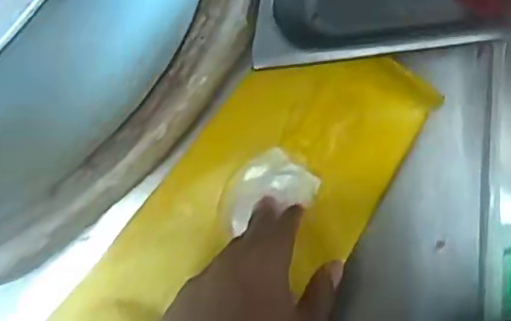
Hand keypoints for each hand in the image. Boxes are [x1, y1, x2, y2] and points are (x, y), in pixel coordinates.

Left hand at [162, 201, 339, 320]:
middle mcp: (233, 259)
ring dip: (239, 251)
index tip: (298, 206)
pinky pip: (204, 282)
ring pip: (226, 257)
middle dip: (262, 220)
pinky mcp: (177, 306)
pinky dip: (217, 279)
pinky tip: (220, 289)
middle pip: (251, 233)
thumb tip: (333, 266)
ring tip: (248, 252)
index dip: (292, 215)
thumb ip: (318, 295)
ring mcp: (201, 281)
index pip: (283, 225)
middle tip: (268, 205)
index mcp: (266, 258)